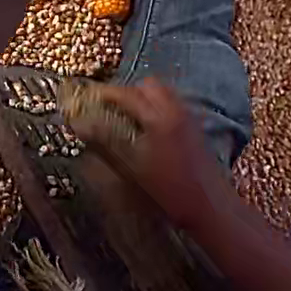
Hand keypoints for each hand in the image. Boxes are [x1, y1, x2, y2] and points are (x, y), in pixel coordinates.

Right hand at [69, 78, 230, 231]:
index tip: (88, 98)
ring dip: (142, 97)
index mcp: (158, 119)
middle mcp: (175, 110)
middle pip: (147, 85)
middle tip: (109, 108)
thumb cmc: (169, 190)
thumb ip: (107, 140)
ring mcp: (188, 116)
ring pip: (162, 92)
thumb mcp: (133, 167)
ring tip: (126, 116)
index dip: (105, 94)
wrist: (210, 206)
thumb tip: (80, 125)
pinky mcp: (195, 125)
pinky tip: (146, 127)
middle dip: (126, 92)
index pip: (127, 94)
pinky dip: (156, 105)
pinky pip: (172, 102)